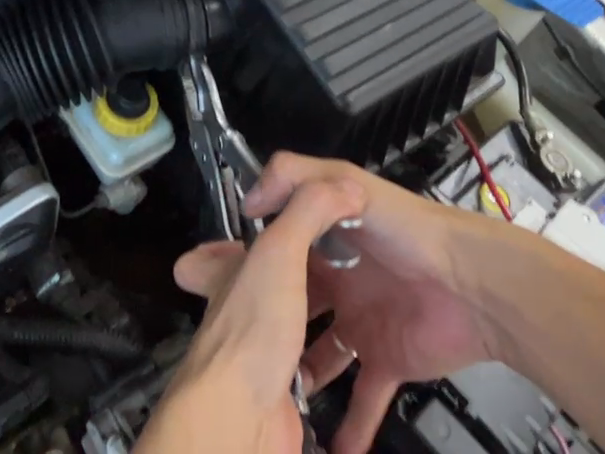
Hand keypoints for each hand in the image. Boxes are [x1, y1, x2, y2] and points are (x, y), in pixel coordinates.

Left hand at [134, 177, 367, 453]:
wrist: (239, 417)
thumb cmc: (253, 327)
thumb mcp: (277, 251)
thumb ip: (305, 211)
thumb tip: (342, 184)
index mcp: (237, 273)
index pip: (232, 248)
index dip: (252, 235)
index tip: (289, 224)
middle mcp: (249, 312)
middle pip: (280, 291)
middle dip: (310, 283)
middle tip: (354, 270)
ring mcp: (272, 358)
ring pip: (308, 342)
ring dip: (332, 341)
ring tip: (372, 322)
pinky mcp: (294, 398)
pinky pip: (334, 402)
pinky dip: (355, 421)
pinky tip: (369, 420)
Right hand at [248, 153, 506, 452]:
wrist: (476, 286)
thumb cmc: (408, 231)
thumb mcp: (345, 183)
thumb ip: (294, 178)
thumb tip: (248, 200)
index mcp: (325, 242)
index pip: (278, 254)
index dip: (250, 269)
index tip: (216, 289)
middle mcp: (338, 285)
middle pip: (291, 309)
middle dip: (266, 328)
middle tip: (234, 348)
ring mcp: (361, 326)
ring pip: (319, 358)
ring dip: (298, 378)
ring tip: (268, 399)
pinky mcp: (386, 360)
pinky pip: (364, 398)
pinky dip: (351, 428)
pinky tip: (330, 446)